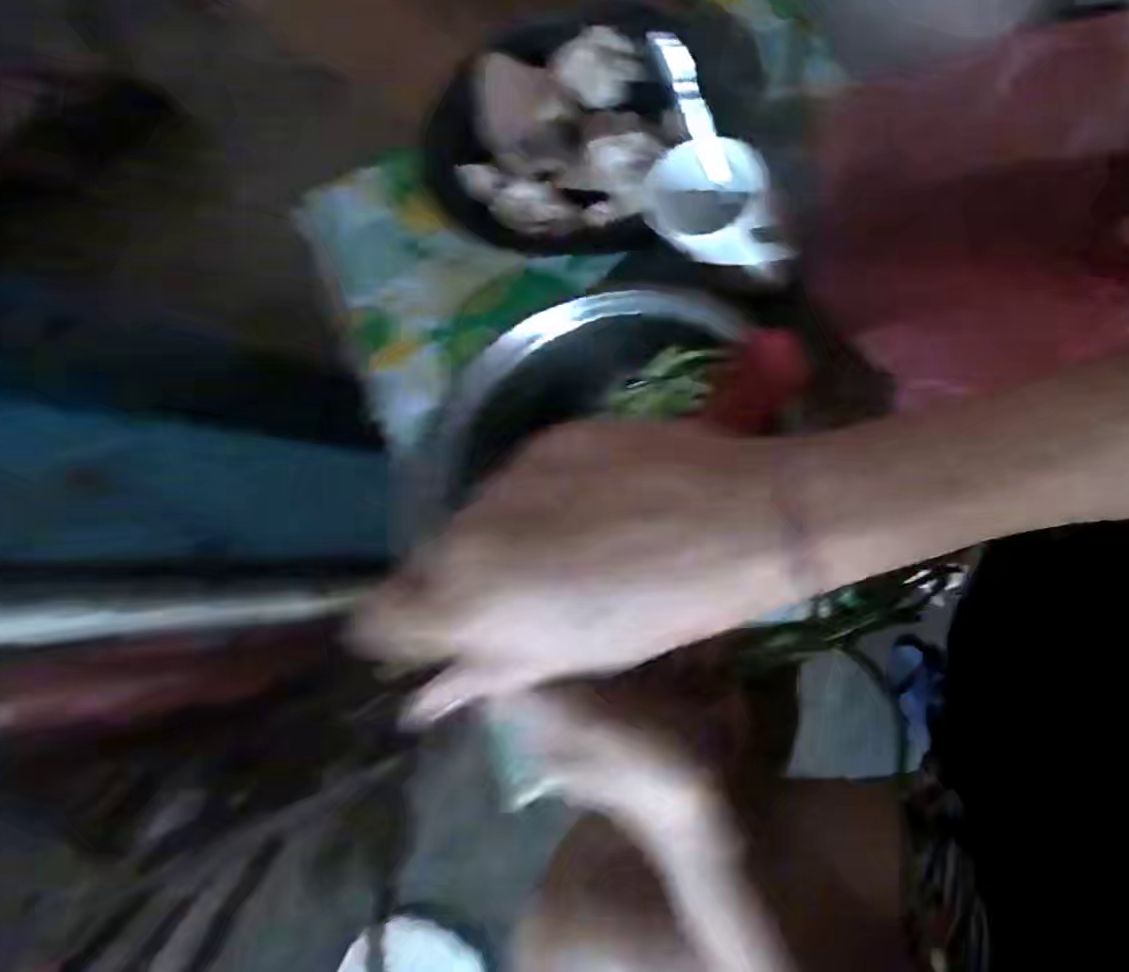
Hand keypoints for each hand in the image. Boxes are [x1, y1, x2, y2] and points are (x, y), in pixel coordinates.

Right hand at [352, 422, 796, 710]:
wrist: (748, 517)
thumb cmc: (674, 608)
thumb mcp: (584, 655)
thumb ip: (497, 668)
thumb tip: (429, 695)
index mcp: (465, 597)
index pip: (380, 617)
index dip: (422, 627)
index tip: (470, 627)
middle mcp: (468, 525)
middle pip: (434, 556)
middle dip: (473, 575)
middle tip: (544, 583)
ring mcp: (517, 469)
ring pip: (485, 509)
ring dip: (515, 528)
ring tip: (587, 538)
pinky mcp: (560, 432)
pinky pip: (531, 472)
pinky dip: (554, 490)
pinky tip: (609, 499)